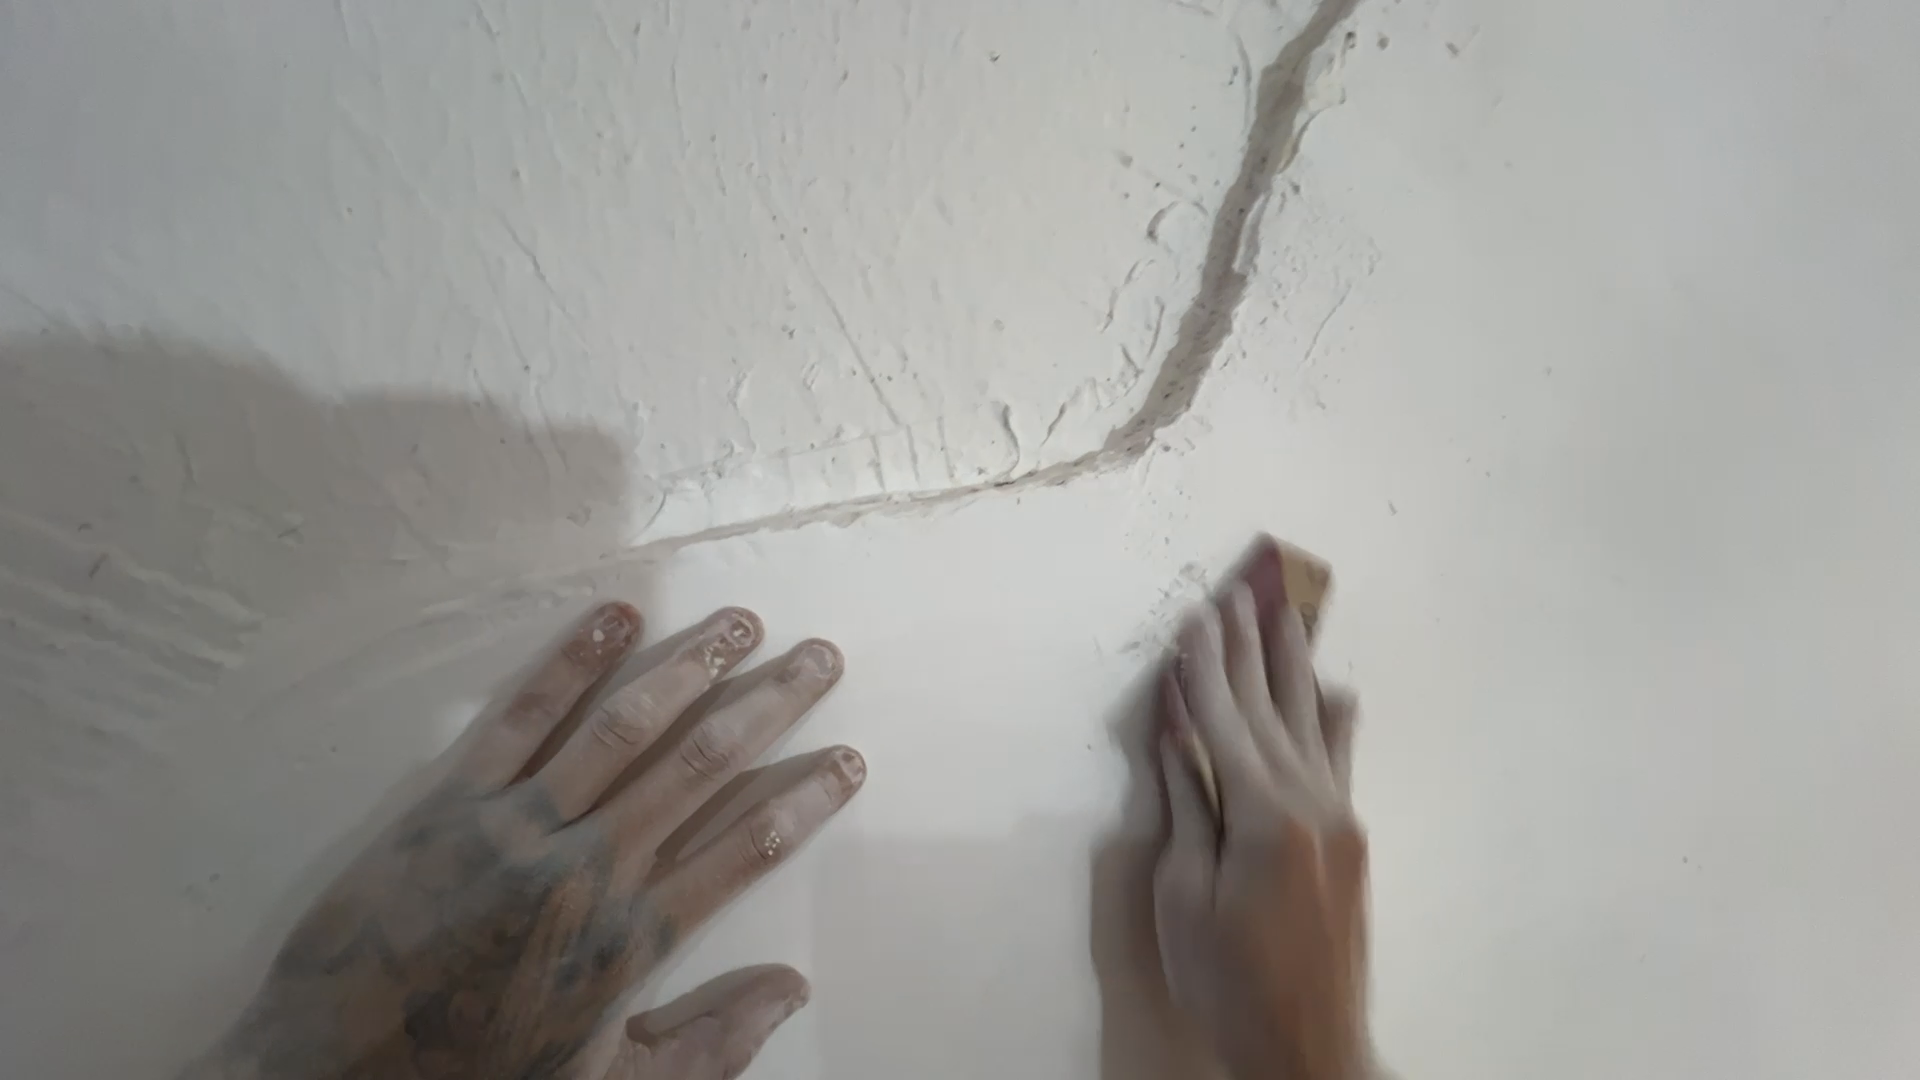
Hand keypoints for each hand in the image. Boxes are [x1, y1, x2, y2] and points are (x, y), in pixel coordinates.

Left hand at [183, 602, 864, 1079]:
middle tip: (821, 656)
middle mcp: (591, 866)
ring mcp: (520, 826)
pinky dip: (573, 663)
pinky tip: (618, 615)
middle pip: (704, 764)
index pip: (748, 849)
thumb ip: (708, 1050)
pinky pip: (520, 719)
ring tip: (743, 621)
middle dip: (774, 703)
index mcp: (630, 937)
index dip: (808, 799)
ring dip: (693, 665)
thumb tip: (795, 989)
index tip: (851, 759)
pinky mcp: (451, 804)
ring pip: (626, 726)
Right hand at [1153, 565, 1375, 1079]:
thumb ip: (1189, 804)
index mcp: (1264, 815)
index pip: (1224, 719)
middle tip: (1241, 591)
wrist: (1309, 1051)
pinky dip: (1333, 717)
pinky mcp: (1350, 833)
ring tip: (1286, 613)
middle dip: (1250, 647)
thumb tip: (1178, 733)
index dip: (1205, 666)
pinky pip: (1342, 759)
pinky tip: (1334, 688)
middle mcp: (1312, 800)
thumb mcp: (1185, 894)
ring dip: (1292, 664)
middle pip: (1270, 706)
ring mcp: (1339, 815)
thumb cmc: (1226, 977)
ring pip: (1311, 720)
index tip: (1197, 615)